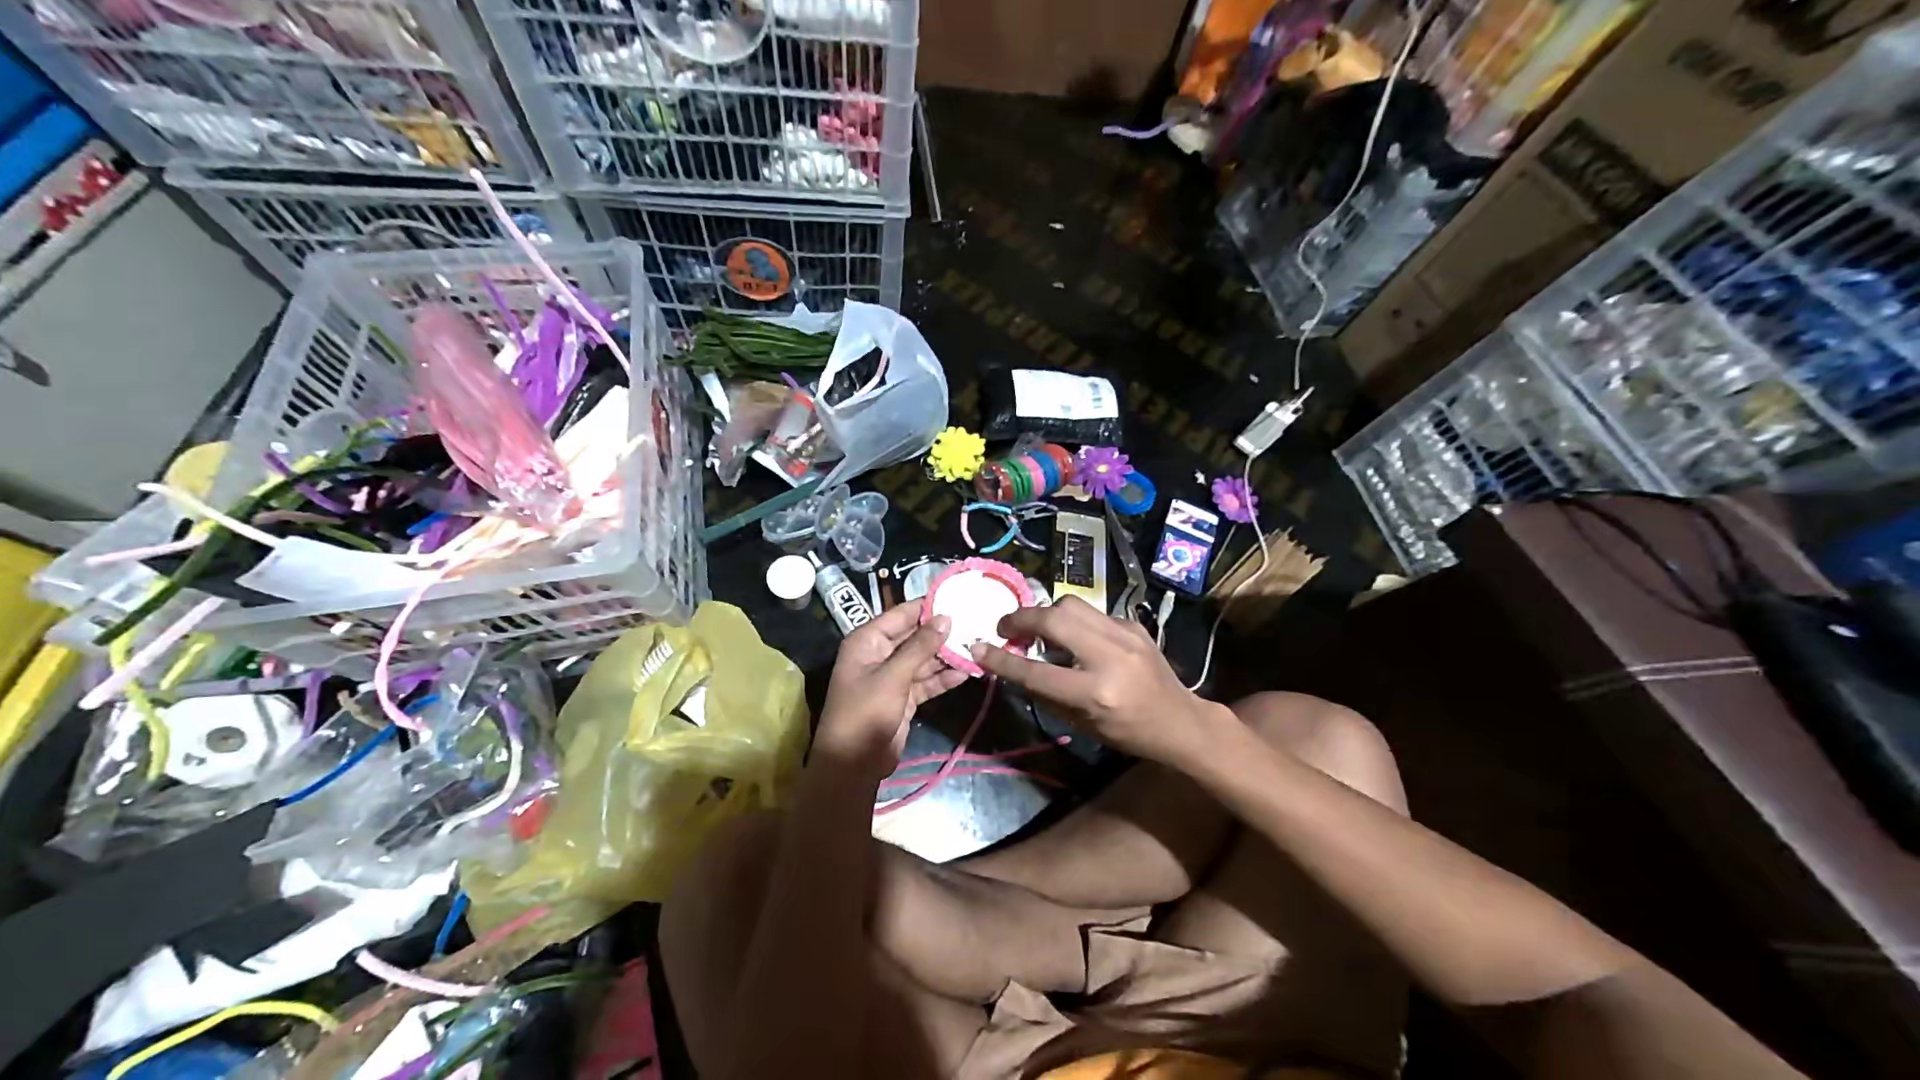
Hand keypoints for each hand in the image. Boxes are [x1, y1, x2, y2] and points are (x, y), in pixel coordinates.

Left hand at [816, 602, 968, 777]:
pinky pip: (927, 681)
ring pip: (924, 659)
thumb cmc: (865, 712)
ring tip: (978, 646)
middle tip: (976, 621)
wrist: (853, 764)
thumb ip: (920, 646)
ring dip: (947, 656)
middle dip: (942, 632)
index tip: (958, 597)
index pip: (901, 614)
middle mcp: (880, 654)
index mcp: (868, 641)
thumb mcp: (893, 676)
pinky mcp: (904, 697)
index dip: (928, 606)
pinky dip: (944, 678)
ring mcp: (892, 677)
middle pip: (915, 636)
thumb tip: (946, 617)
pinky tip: (967, 672)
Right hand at [970, 596, 1227, 766]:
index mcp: (1096, 692)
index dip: (1002, 659)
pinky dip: (1073, 622)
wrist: (1179, 720)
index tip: (978, 647)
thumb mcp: (1081, 724)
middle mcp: (1110, 657)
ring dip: (1045, 613)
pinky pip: (1092, 613)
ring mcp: (1125, 635)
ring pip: (1071, 605)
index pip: (1036, 672)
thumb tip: (1013, 666)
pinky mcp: (1133, 624)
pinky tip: (1074, 639)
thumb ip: (1044, 693)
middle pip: (1054, 619)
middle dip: (1021, 617)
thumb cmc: (1127, 733)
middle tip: (1006, 627)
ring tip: (1036, 629)